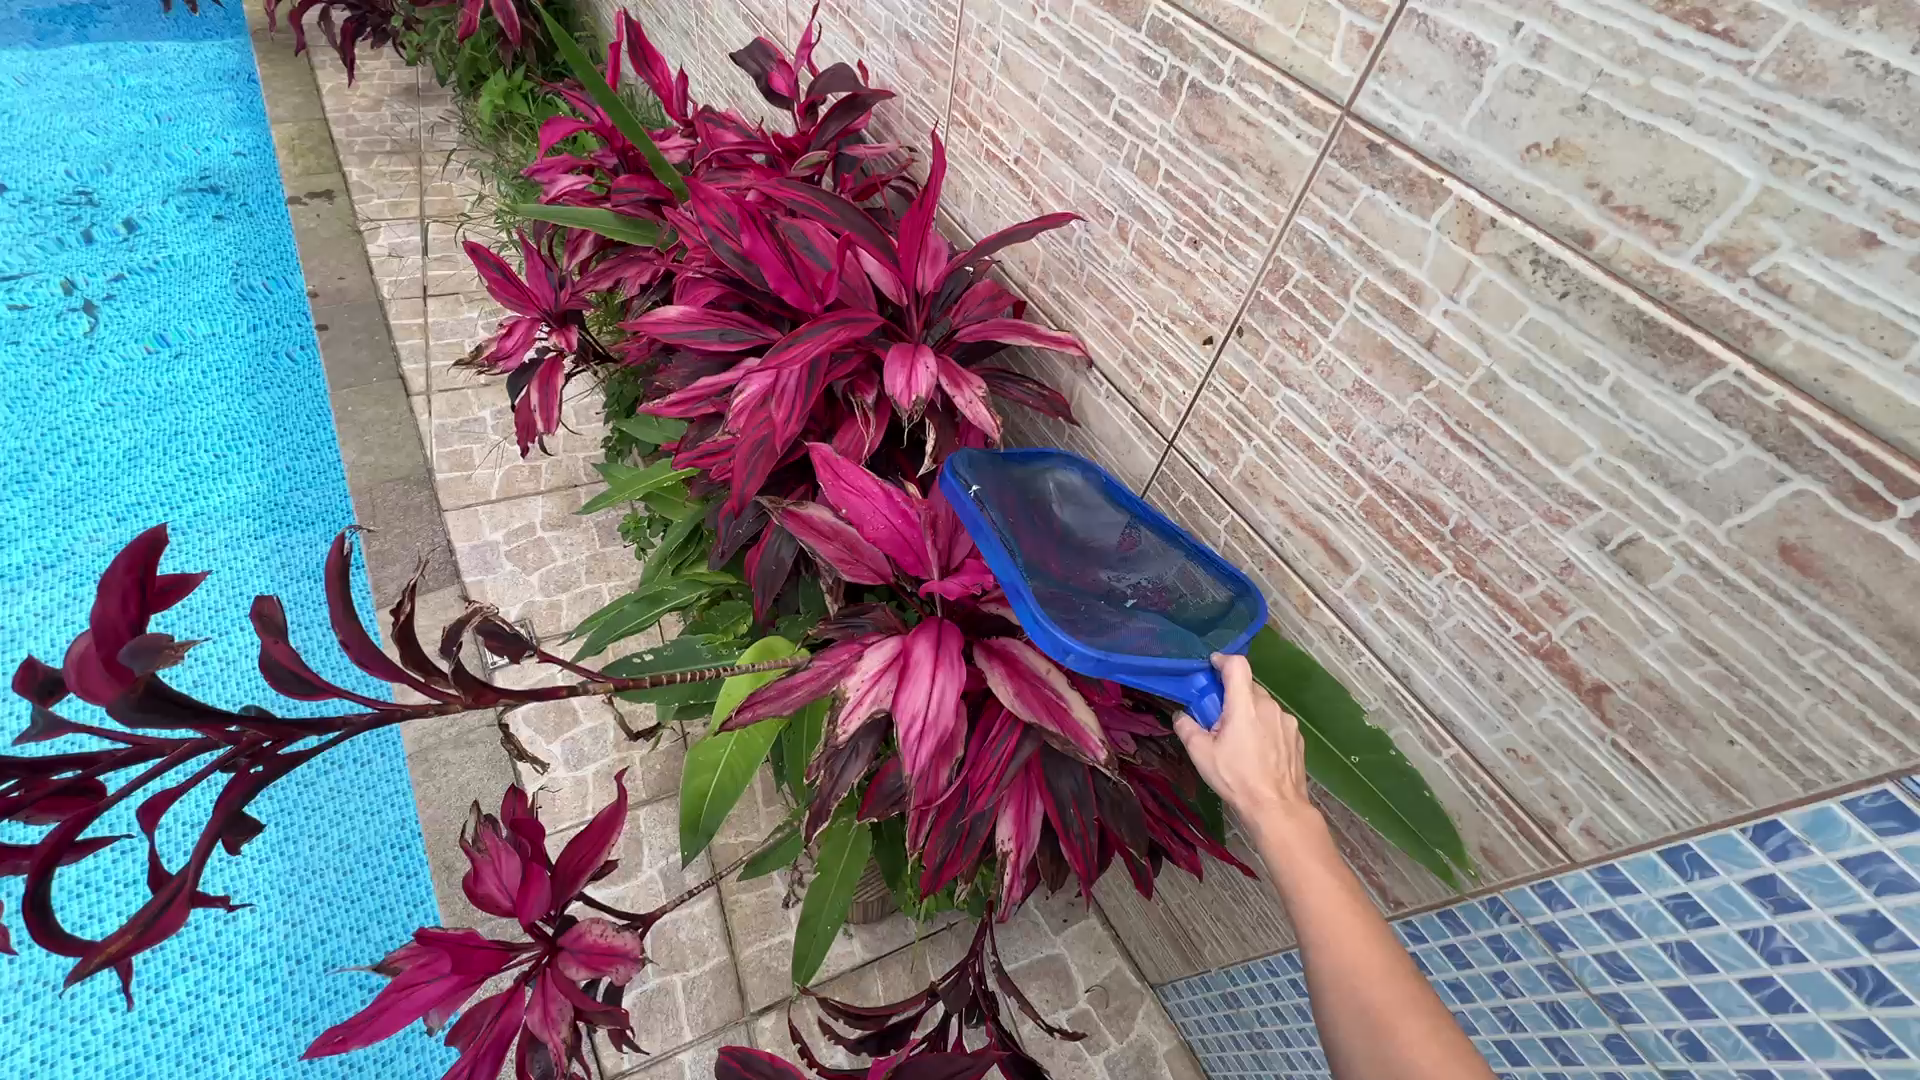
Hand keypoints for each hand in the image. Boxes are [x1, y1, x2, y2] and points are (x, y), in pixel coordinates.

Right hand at [1174, 654, 1313, 826]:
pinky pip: (1276, 721)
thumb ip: (1186, 728)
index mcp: (1245, 706)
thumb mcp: (1201, 754)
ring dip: (1249, 712)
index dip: (1223, 660)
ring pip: (1263, 705)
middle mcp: (1269, 706)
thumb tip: (1181, 716)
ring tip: (1240, 737)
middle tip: (1219, 716)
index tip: (1213, 666)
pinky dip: (1264, 726)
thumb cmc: (1237, 778)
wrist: (1277, 807)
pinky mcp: (1296, 736)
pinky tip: (1258, 749)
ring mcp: (1287, 721)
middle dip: (1232, 694)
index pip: (1237, 665)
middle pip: (1248, 687)